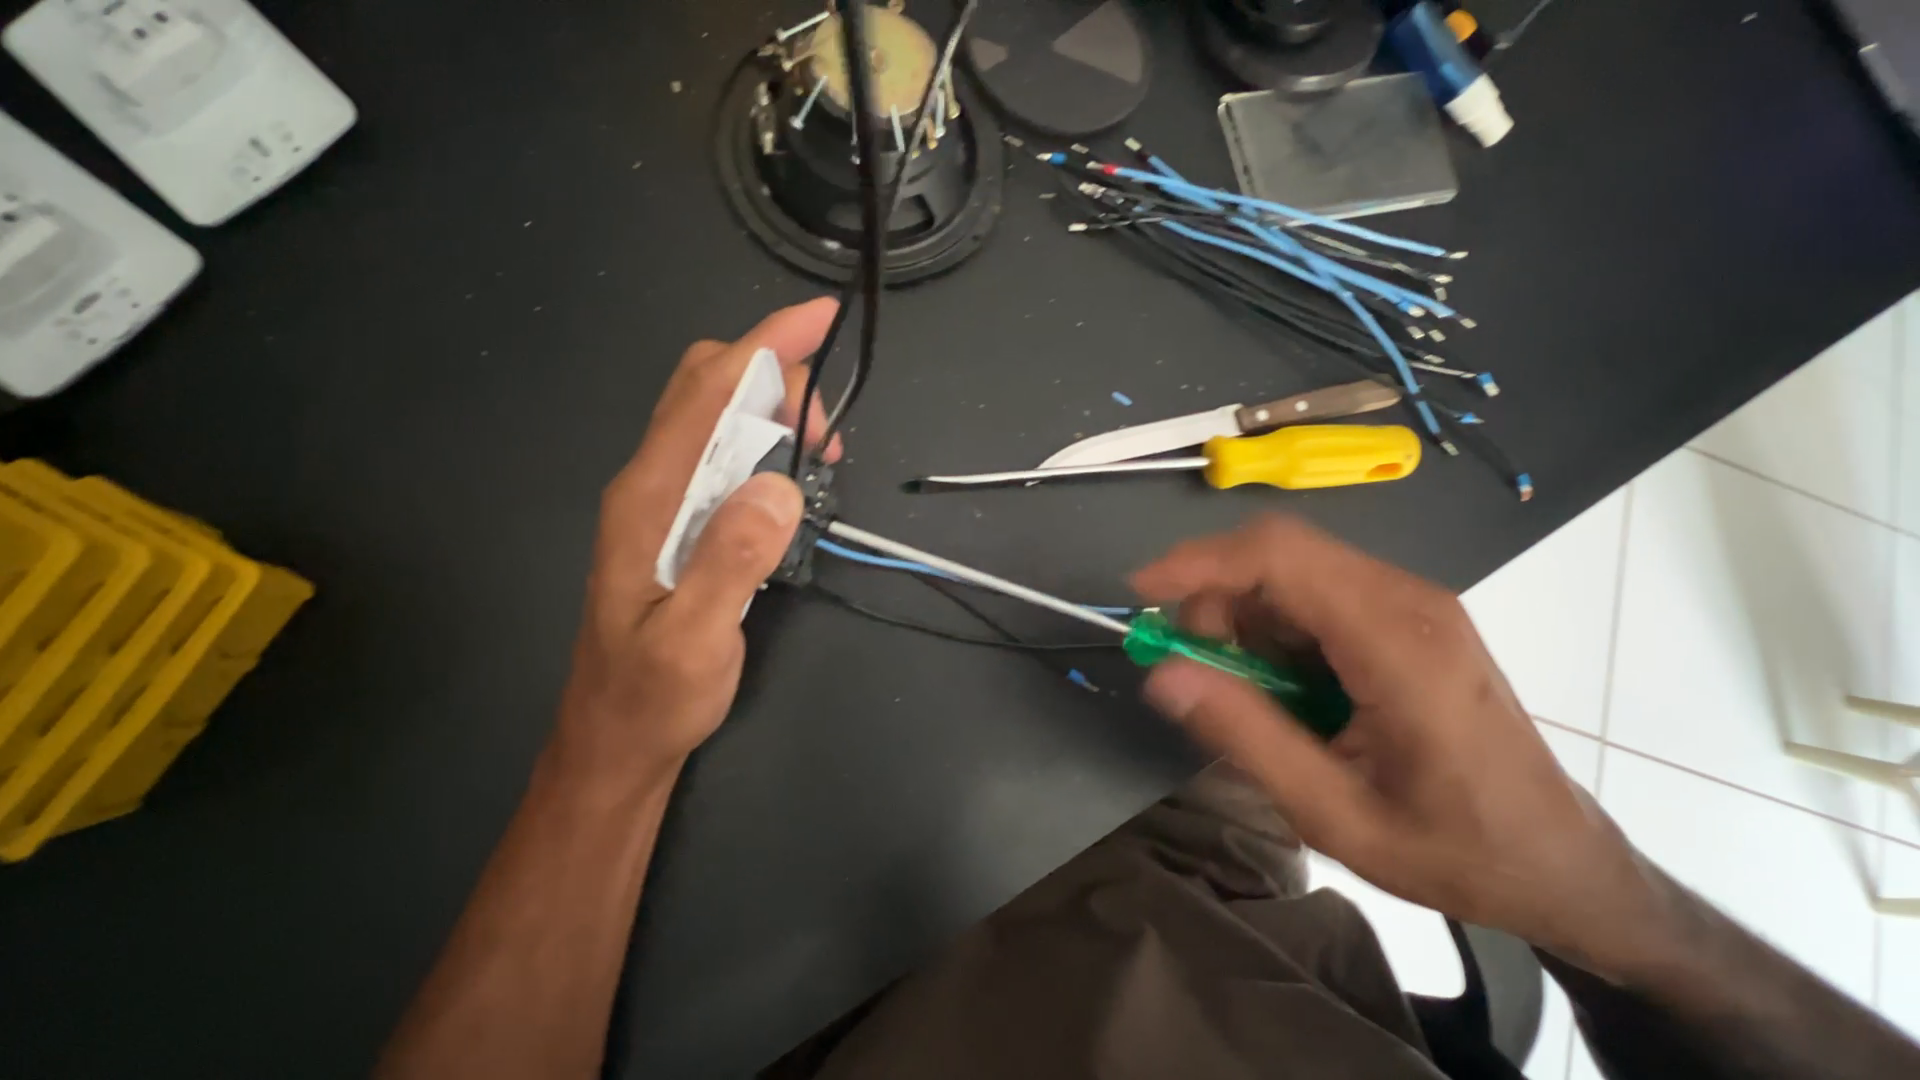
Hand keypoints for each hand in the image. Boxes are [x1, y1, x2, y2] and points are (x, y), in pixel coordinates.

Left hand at [553, 297, 841, 790]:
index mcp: (649, 497)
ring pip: (714, 418)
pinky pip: (720, 455)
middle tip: (827, 437)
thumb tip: (779, 485)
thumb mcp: (696, 639)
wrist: (615, 739)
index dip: (765, 345)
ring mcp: (659, 501)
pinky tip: (789, 484)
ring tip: (819, 458)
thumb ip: (732, 560)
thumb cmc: (652, 695)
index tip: (820, 317)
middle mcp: (649, 483)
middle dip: (774, 379)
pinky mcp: (675, 522)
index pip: (707, 392)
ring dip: (772, 414)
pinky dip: (762, 445)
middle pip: (705, 387)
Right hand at [1132, 515, 1675, 978]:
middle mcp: (1408, 600)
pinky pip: (1317, 595)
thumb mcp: (1334, 814)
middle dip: (1218, 601)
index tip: (1140, 591)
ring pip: (1293, 572)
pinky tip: (1288, 692)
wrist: (1559, 863)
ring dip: (1245, 620)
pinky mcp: (1409, 618)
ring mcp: (1414, 604)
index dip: (1198, 560)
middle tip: (1202, 676)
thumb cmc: (1454, 849)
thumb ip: (1246, 736)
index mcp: (1398, 641)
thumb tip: (1162, 673)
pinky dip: (1276, 631)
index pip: (1279, 554)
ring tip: (1250, 698)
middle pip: (1279, 555)